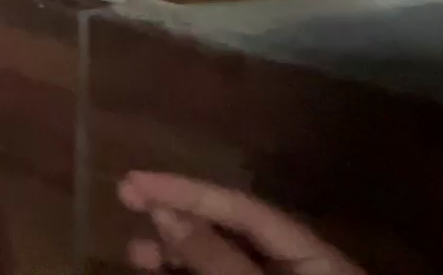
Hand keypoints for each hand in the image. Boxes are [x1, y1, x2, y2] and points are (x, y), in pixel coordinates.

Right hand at [119, 172, 364, 274]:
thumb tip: (160, 207)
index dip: (185, 189)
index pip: (241, 206)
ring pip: (218, 256)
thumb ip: (216, 254)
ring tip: (135, 253)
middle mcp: (299, 264)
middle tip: (125, 198)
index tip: (132, 178)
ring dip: (173, 250)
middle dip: (175, 216)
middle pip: (228, 228)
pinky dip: (185, 271)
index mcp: (317, 254)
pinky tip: (156, 268)